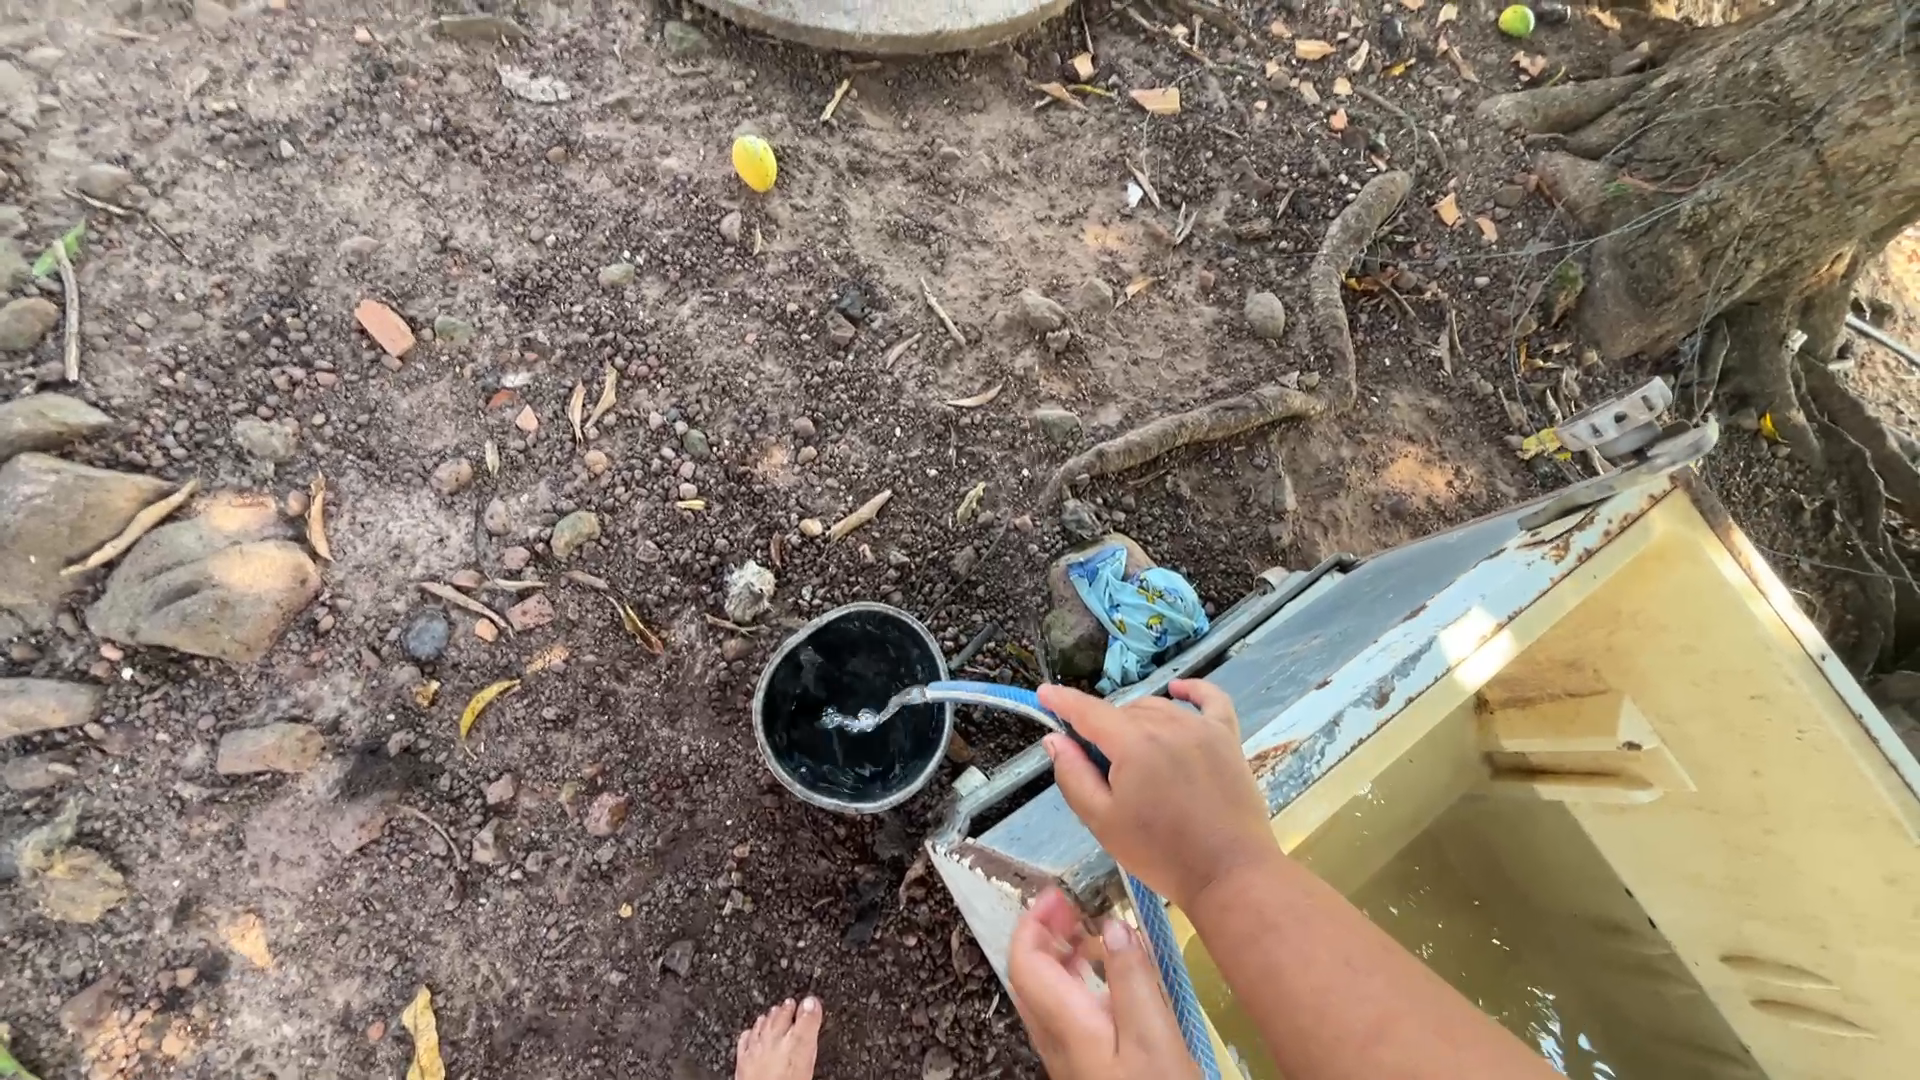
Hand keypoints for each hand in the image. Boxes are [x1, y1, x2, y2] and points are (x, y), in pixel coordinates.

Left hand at [1007, 888, 1200, 1079]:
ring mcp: (1069, 1056)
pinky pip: (1069, 1010)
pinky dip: (1081, 978)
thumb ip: (1132, 977)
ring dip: (1063, 953)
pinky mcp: (1088, 1067)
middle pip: (1031, 974)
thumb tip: (1111, 922)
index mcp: (1065, 1024)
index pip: (1024, 962)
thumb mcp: (1155, 1037)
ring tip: (1094, 930)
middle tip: (1074, 904)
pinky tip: (1112, 975)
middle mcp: (1056, 1039)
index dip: (1033, 920)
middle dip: (1045, 930)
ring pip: (1049, 992)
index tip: (1058, 892)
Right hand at [1039, 679, 1274, 911]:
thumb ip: (1073, 775)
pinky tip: (1178, 689)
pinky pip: (1210, 699)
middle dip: (1102, 730)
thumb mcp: (1102, 821)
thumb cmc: (1161, 854)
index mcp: (1133, 744)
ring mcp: (1201, 727)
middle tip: (1101, 768)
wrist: (1231, 876)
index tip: (1043, 694)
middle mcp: (1167, 724)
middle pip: (1122, 712)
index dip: (1062, 701)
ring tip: (1134, 757)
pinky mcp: (1227, 738)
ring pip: (1156, 707)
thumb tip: (1055, 739)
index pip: (1088, 712)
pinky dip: (1191, 691)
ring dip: (1136, 721)